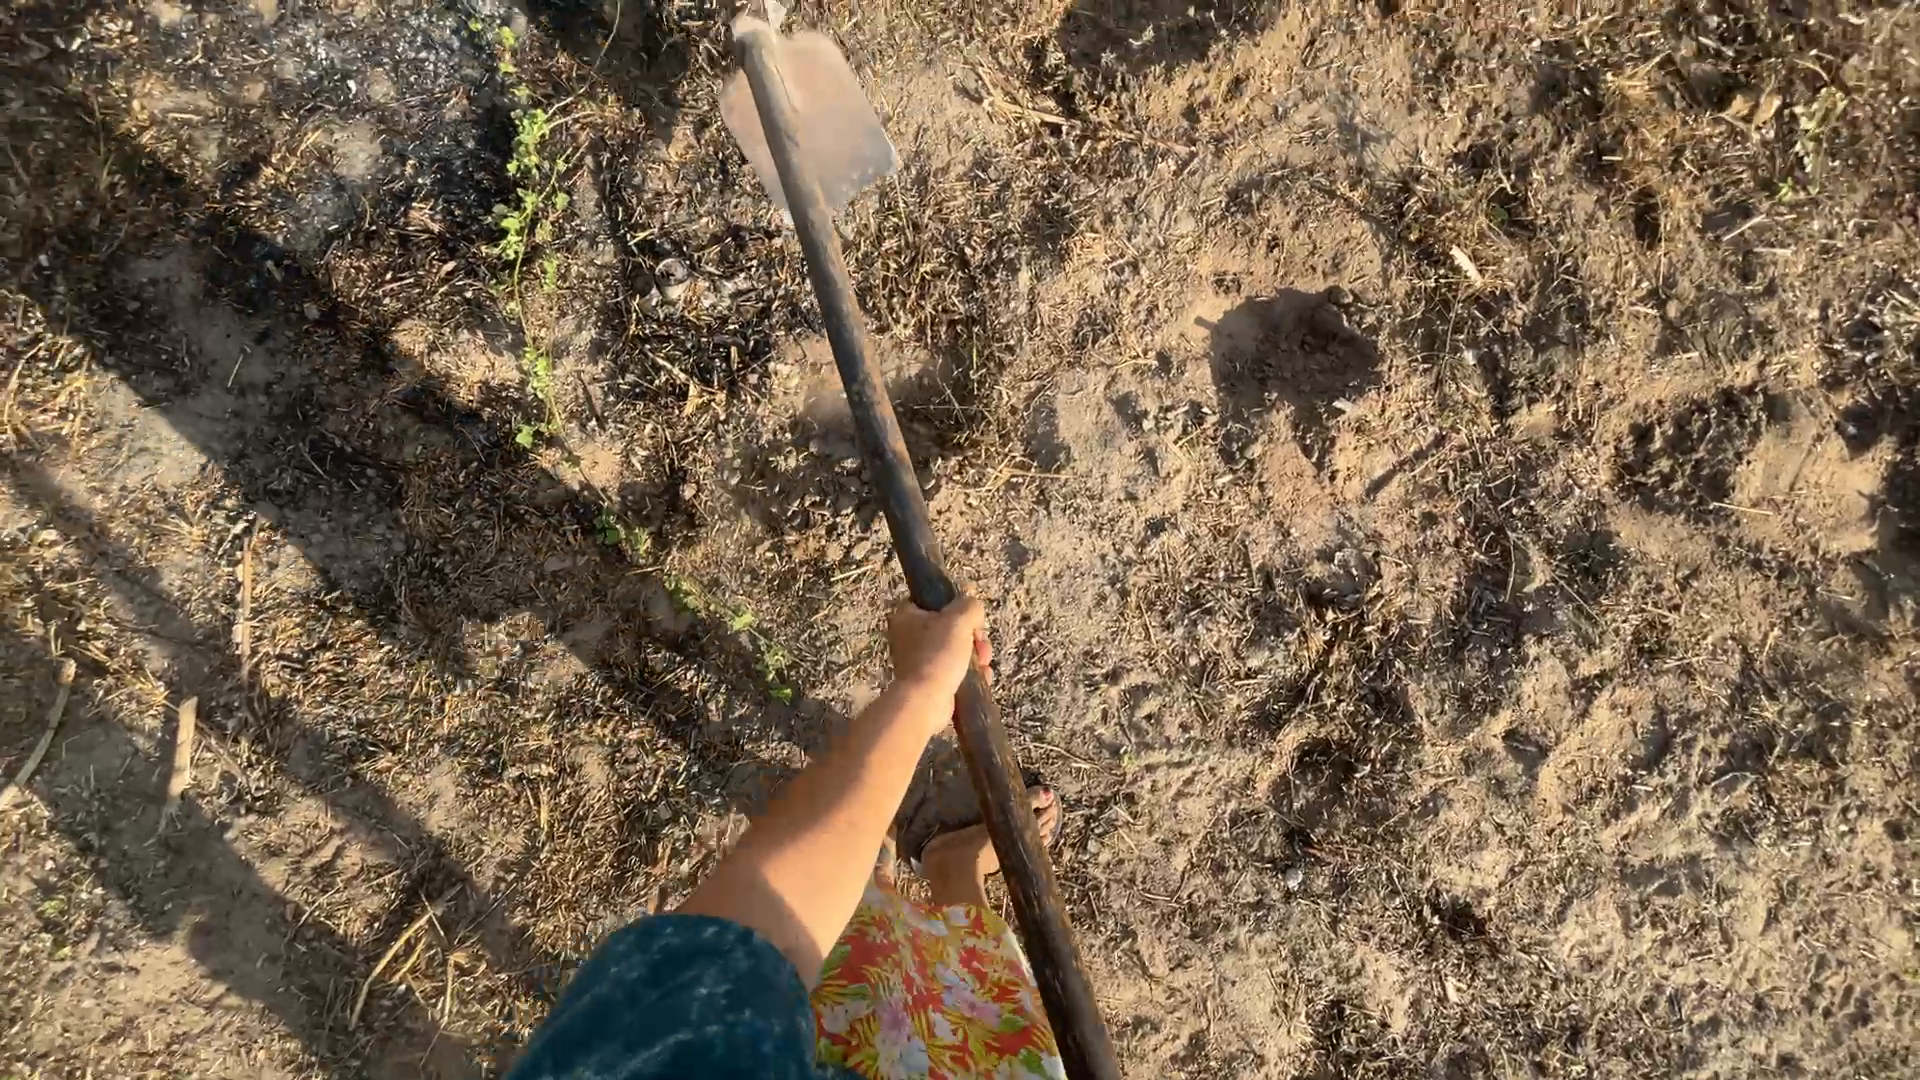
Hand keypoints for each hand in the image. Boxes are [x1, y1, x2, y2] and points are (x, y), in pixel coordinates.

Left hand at [885, 593, 988, 710]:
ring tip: (983, 664)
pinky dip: (971, 673)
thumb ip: (970, 605)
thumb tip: (974, 606)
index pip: (933, 600)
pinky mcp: (930, 680)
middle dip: (973, 635)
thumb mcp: (959, 619)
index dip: (955, 606)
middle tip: (980, 644)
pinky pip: (956, 669)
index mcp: (906, 616)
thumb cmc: (937, 654)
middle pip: (950, 626)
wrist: (926, 701)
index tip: (970, 616)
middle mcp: (908, 636)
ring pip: (956, 648)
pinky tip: (982, 677)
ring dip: (976, 655)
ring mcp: (919, 660)